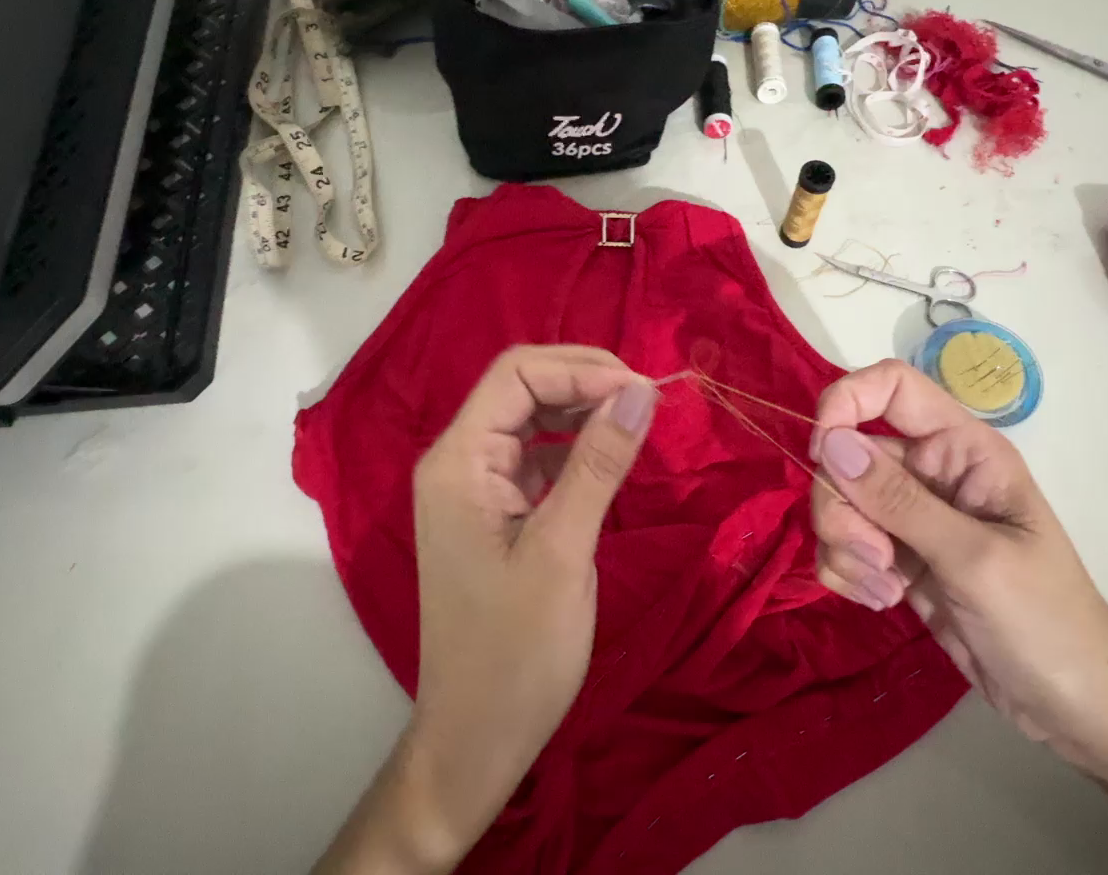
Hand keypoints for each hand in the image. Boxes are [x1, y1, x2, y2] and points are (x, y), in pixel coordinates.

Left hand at [396, 345, 656, 865]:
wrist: (477, 737)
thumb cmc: (515, 652)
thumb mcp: (563, 551)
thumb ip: (598, 464)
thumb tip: (640, 390)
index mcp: (458, 462)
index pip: (516, 374)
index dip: (582, 370)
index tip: (645, 391)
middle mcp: (459, 463)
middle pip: (521, 388)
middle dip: (585, 382)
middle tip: (650, 400)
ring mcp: (476, 489)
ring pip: (532, 421)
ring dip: (584, 412)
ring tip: (639, 421)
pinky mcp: (497, 514)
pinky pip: (538, 459)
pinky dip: (577, 449)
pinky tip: (612, 458)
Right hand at [809, 360, 1107, 782]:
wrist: (1070, 706)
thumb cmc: (1045, 621)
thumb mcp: (973, 557)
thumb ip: (898, 500)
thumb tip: (830, 443)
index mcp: (964, 450)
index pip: (892, 387)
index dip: (847, 403)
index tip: (822, 454)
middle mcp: (931, 472)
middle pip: (848, 454)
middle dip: (843, 508)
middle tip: (874, 558)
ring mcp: (910, 517)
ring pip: (838, 504)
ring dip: (845, 548)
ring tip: (886, 591)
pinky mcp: (894, 559)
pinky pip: (842, 546)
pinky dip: (846, 573)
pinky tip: (882, 602)